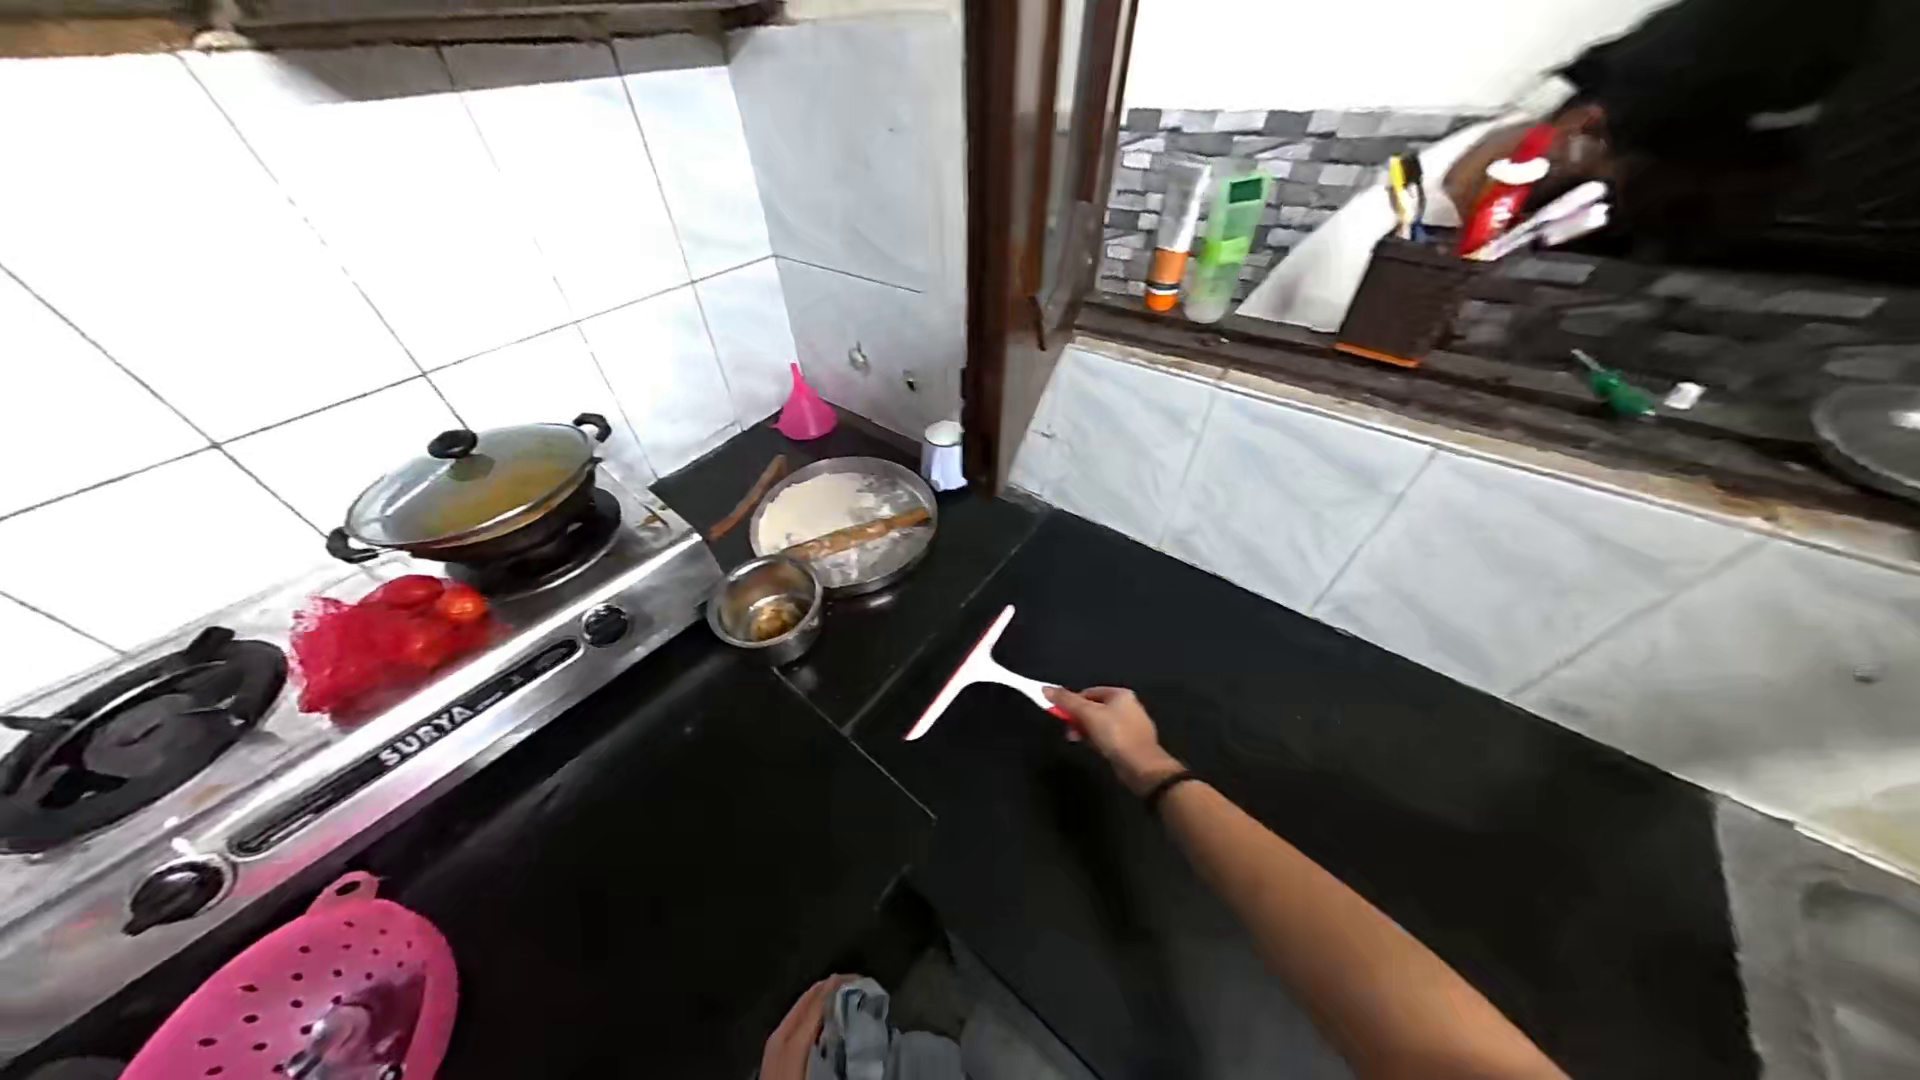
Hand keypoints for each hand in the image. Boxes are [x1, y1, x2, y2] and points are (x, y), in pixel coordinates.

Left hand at [760, 974, 852, 1079]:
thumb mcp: (815, 1072)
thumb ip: (831, 1048)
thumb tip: (853, 1028)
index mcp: (794, 1041)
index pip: (818, 1001)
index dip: (839, 986)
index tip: (861, 981)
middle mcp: (782, 1034)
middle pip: (808, 998)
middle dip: (831, 987)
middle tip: (857, 984)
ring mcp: (774, 1042)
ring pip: (801, 1006)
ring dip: (821, 996)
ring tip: (844, 996)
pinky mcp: (772, 1051)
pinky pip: (795, 1019)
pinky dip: (811, 1010)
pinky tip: (824, 1018)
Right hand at [1043, 686, 1184, 796]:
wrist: (1142, 767)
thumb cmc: (1115, 735)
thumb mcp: (1087, 714)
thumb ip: (1066, 701)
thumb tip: (1044, 689)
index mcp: (1120, 694)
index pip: (1088, 692)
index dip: (1072, 703)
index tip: (1063, 717)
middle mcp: (1129, 705)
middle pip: (1094, 708)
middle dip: (1079, 719)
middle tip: (1070, 733)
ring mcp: (1133, 725)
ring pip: (1101, 724)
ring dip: (1088, 731)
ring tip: (1082, 743)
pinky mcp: (1133, 742)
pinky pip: (1110, 737)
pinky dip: (1100, 741)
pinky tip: (1097, 750)